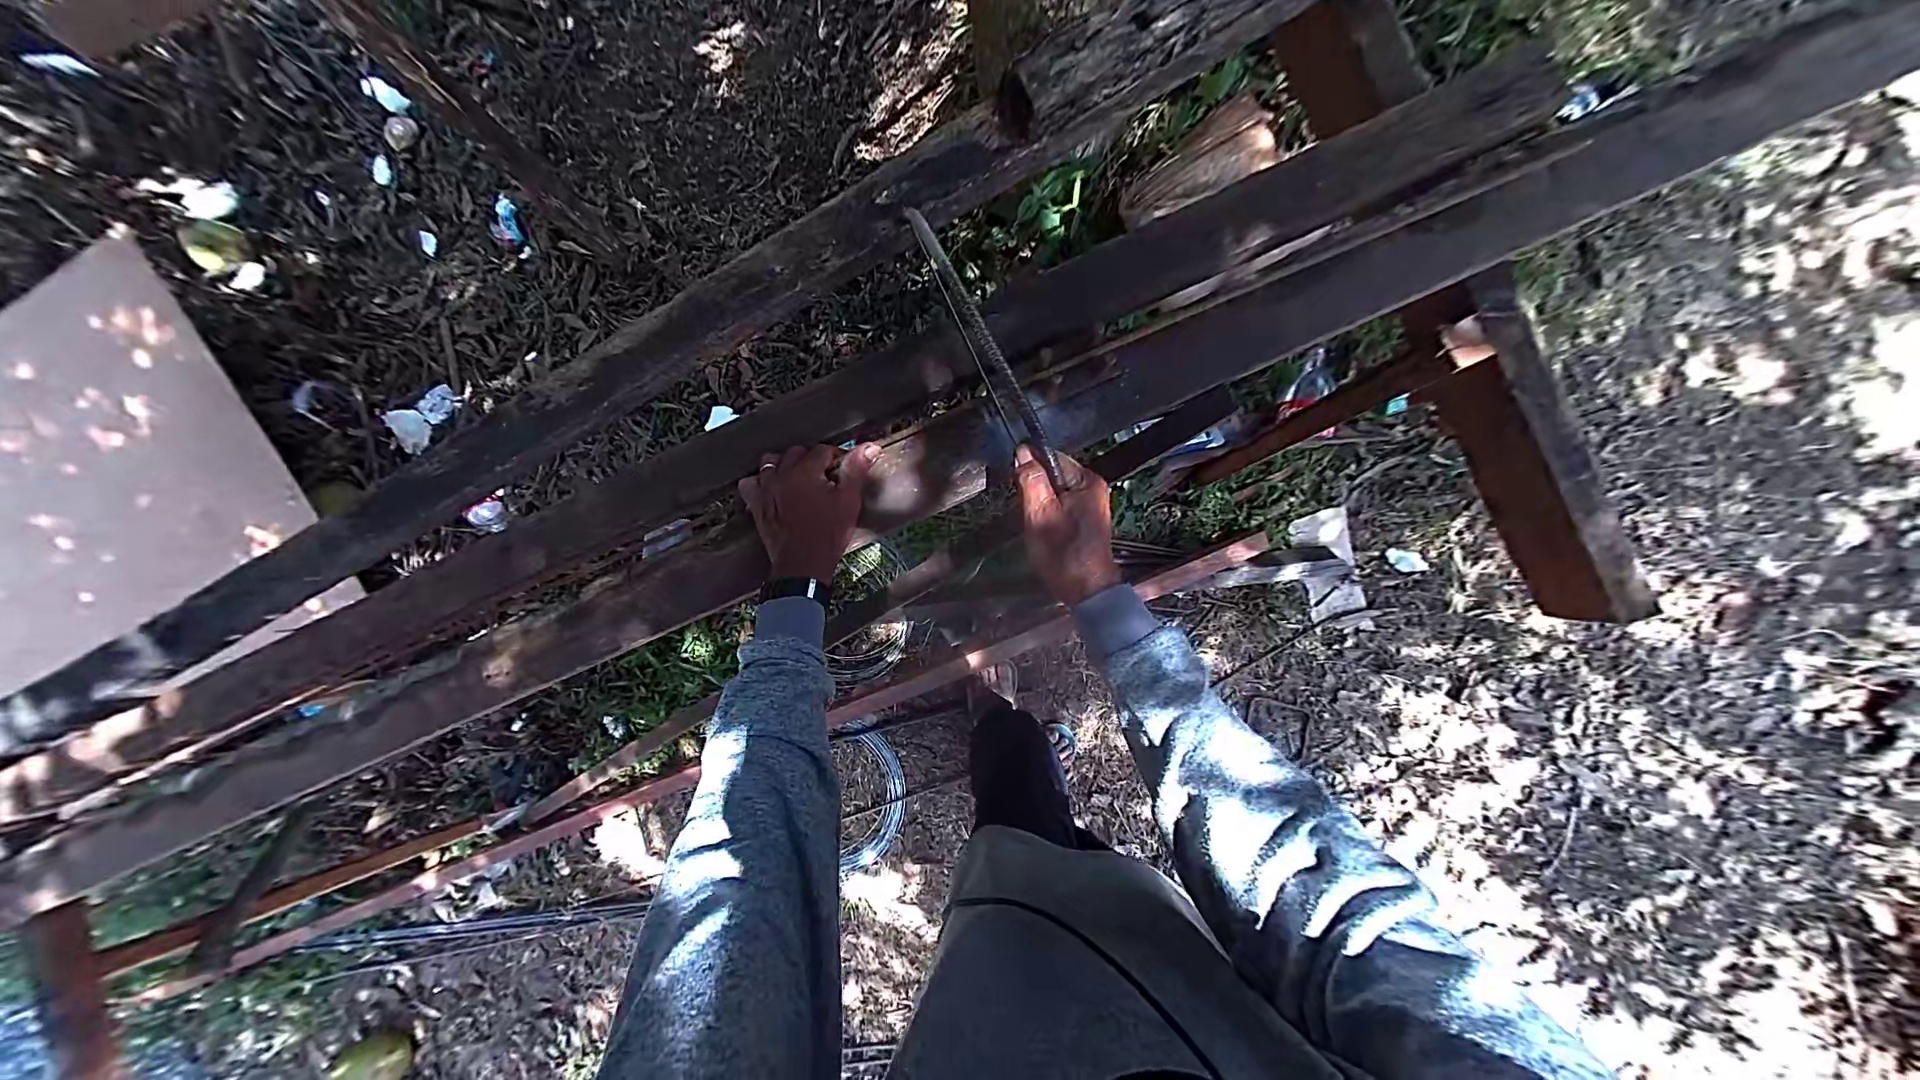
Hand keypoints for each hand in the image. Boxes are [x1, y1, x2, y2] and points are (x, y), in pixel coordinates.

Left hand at [738, 443, 879, 581]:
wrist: (803, 565)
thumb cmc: (827, 535)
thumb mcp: (848, 501)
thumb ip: (855, 471)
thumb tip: (868, 448)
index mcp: (805, 471)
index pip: (822, 450)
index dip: (836, 457)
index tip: (842, 467)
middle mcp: (781, 475)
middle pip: (796, 452)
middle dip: (812, 459)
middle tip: (824, 475)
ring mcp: (766, 489)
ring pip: (772, 462)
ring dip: (785, 465)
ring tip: (799, 477)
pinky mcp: (757, 505)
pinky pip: (751, 482)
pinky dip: (761, 481)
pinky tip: (773, 487)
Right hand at [1015, 445, 1120, 605]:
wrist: (1086, 590)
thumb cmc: (1063, 554)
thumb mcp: (1039, 514)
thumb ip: (1031, 480)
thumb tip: (1023, 452)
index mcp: (1087, 481)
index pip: (1051, 457)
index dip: (1029, 466)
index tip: (1016, 483)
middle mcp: (1093, 488)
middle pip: (1053, 474)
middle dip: (1034, 488)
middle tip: (1026, 509)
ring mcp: (1091, 504)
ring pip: (1054, 491)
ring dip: (1040, 502)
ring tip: (1034, 521)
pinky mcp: (1086, 519)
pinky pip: (1060, 505)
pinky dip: (1048, 513)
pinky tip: (1044, 529)